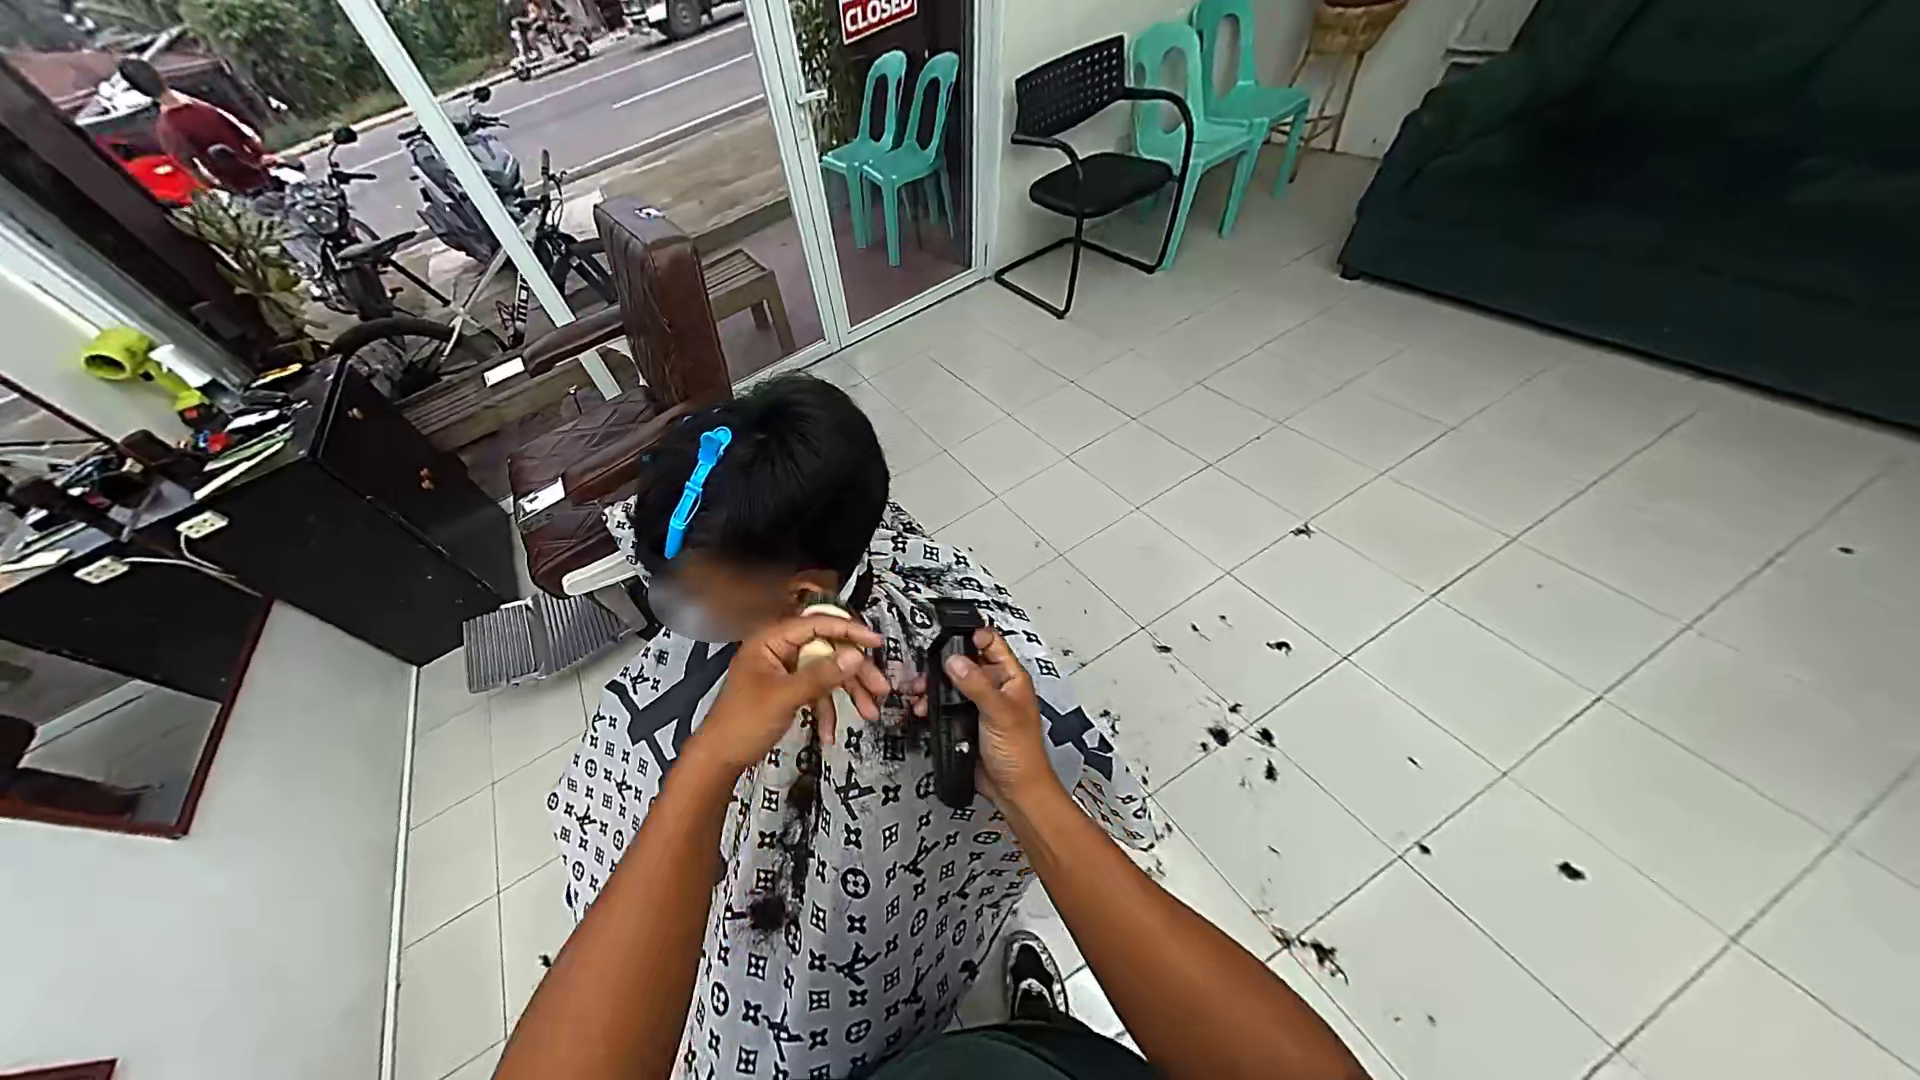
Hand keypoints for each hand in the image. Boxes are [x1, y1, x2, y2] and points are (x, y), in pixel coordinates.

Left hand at [686, 615, 887, 775]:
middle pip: (829, 649)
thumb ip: (821, 674)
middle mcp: (781, 649)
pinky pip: (819, 691)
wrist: (719, 760)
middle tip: (880, 687)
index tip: (875, 642)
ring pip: (828, 671)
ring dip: (849, 692)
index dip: (850, 630)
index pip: (818, 624)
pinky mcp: (791, 688)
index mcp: (772, 640)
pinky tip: (829, 733)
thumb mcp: (784, 696)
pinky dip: (828, 710)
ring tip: (869, 712)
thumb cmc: (741, 723)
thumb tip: (855, 655)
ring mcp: (787, 669)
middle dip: (855, 671)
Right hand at [914, 629, 1058, 805]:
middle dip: (945, 662)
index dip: (972, 636)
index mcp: (1011, 678)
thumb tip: (955, 662)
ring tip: (920, 688)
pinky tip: (922, 706)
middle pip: (967, 661)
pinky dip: (932, 703)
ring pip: (953, 683)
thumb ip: (976, 685)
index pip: (991, 643)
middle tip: (927, 665)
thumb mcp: (999, 712)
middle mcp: (996, 687)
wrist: (1014, 790)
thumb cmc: (1022, 754)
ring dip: (935, 684)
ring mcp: (980, 704)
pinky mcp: (966, 721)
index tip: (951, 636)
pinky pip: (946, 704)